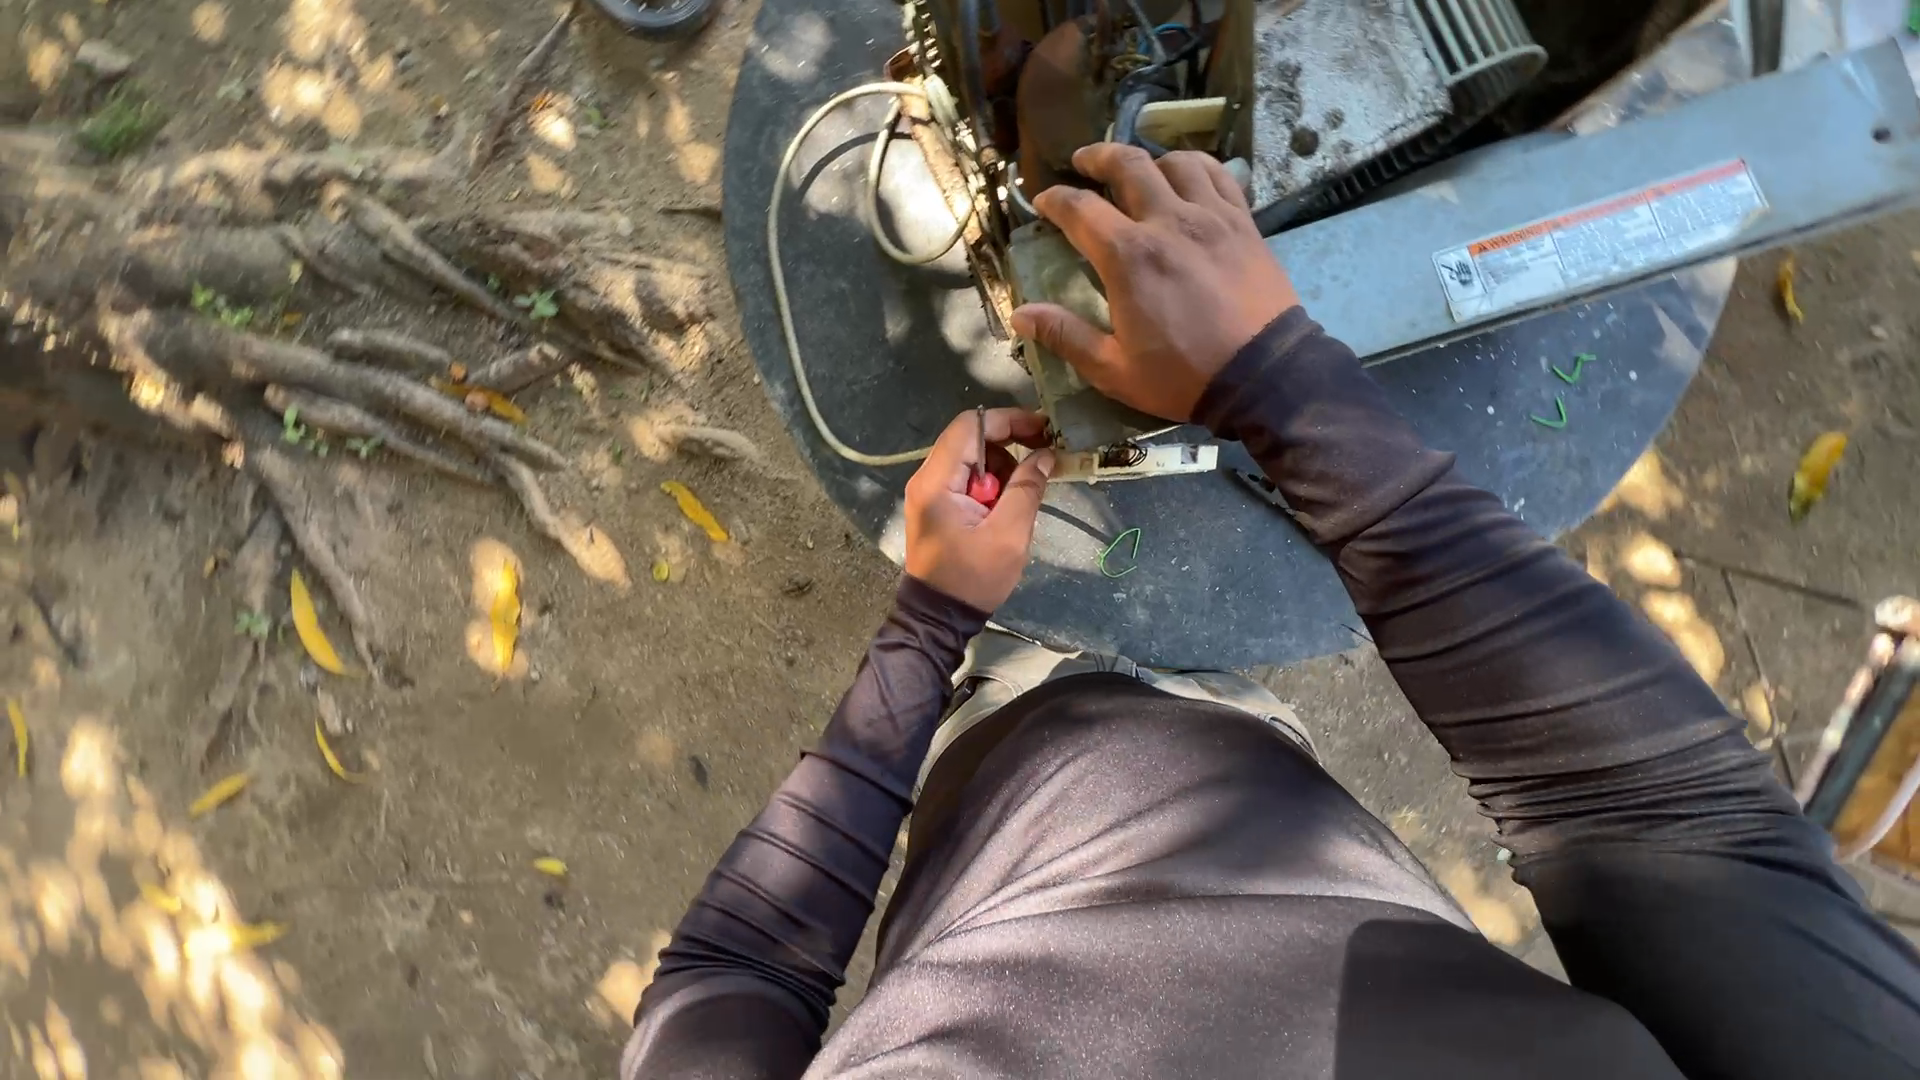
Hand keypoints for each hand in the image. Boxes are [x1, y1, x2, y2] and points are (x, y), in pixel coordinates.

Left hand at [903, 408, 1055, 612]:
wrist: (939, 616)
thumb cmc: (973, 578)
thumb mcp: (1009, 535)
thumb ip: (1026, 489)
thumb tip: (1045, 456)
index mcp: (937, 482)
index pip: (970, 426)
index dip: (1008, 421)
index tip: (1042, 431)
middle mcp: (926, 479)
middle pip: (969, 439)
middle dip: (1009, 446)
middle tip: (1040, 463)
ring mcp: (928, 492)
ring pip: (970, 458)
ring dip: (1001, 468)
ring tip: (1018, 498)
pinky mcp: (935, 505)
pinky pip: (965, 479)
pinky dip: (990, 485)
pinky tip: (1004, 507)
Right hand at [1010, 144, 1300, 420]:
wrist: (1263, 375)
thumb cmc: (1182, 376)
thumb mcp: (1113, 368)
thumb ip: (1066, 335)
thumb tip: (1020, 316)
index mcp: (1128, 257)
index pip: (1080, 210)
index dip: (1055, 200)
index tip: (1042, 201)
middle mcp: (1168, 222)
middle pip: (1128, 165)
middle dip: (1098, 158)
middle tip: (1084, 162)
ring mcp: (1211, 216)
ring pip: (1176, 161)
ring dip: (1149, 159)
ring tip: (1138, 171)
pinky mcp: (1244, 222)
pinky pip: (1218, 175)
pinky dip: (1196, 167)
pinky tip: (1188, 178)